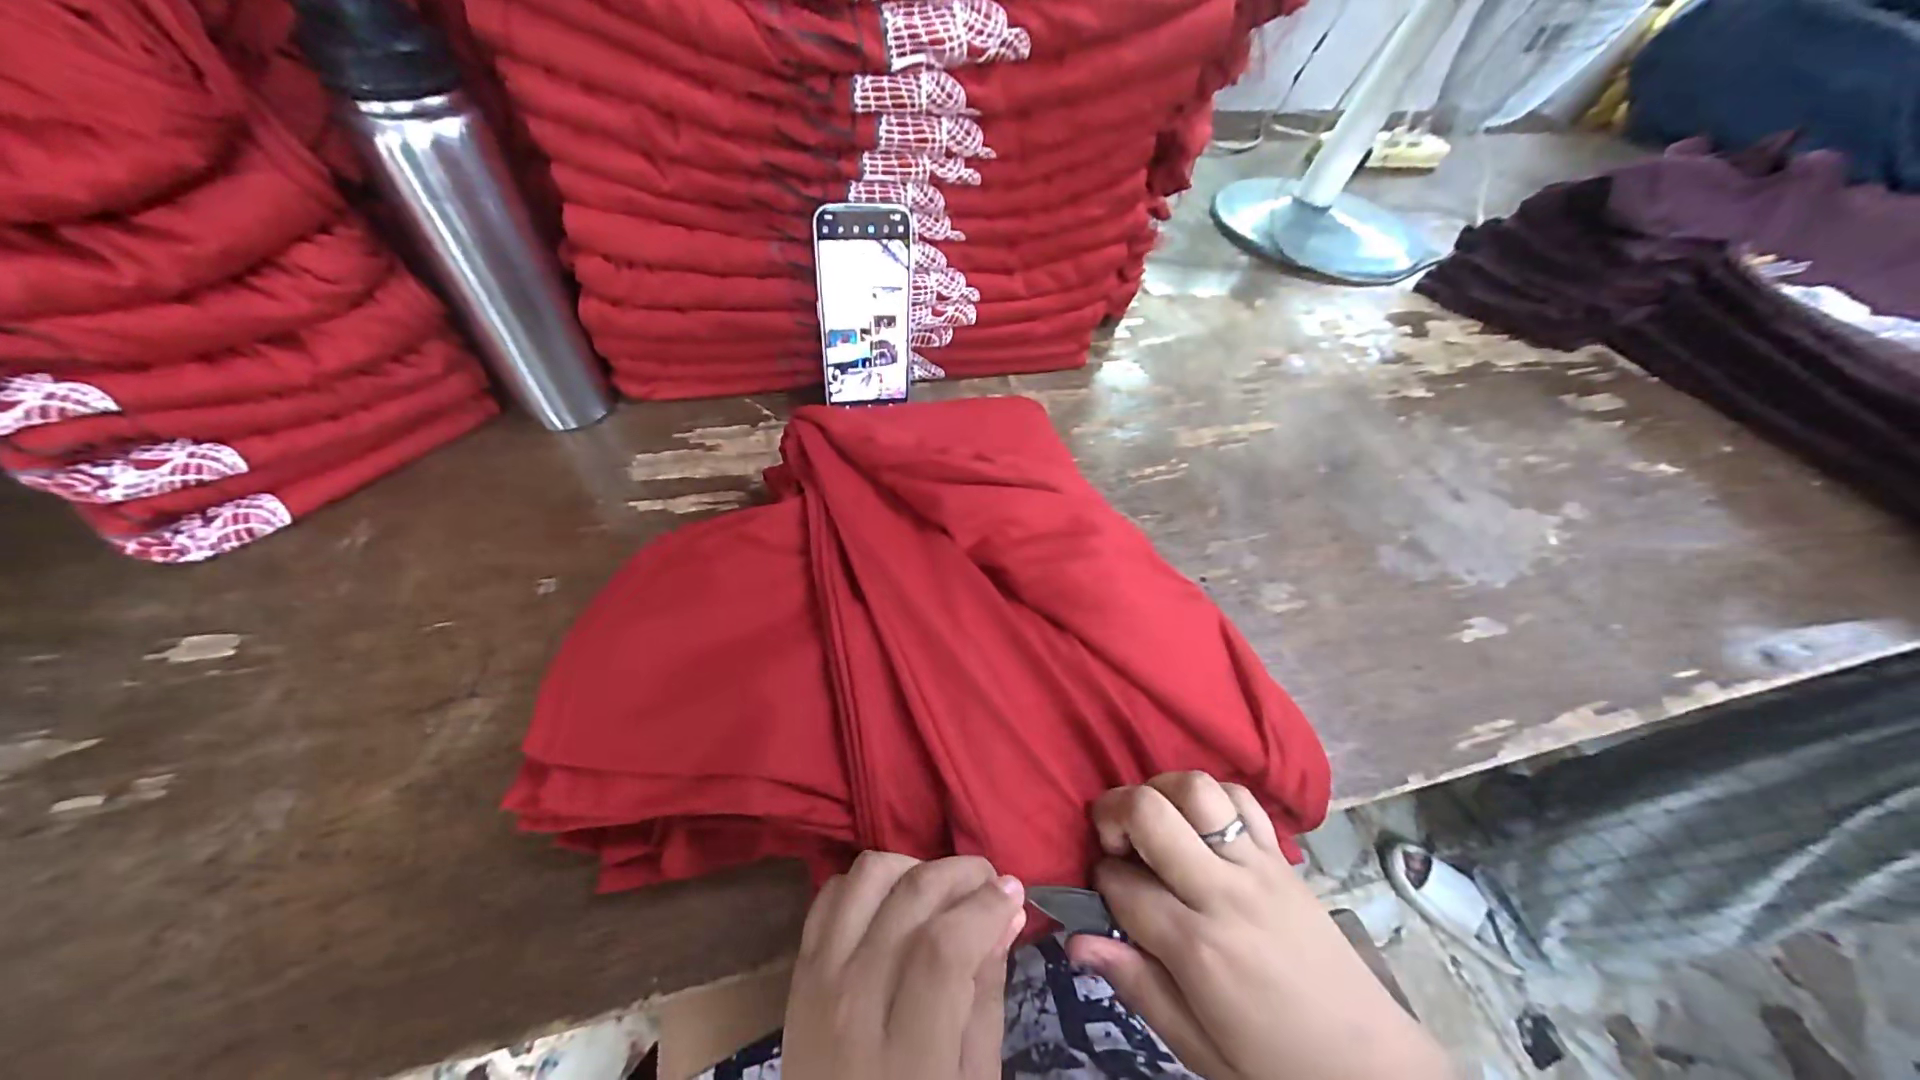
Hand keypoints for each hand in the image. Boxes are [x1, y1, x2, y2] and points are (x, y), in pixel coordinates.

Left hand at [782, 852, 1026, 1079]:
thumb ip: (987, 995)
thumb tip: (1007, 912)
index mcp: (903, 1054)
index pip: (944, 946)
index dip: (986, 907)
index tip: (1013, 895)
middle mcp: (852, 1002)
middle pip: (910, 898)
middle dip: (962, 875)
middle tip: (990, 885)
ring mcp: (817, 979)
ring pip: (868, 877)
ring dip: (914, 868)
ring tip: (942, 893)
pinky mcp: (799, 969)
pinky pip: (831, 894)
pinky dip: (868, 883)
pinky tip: (896, 904)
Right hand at [1064, 772, 1450, 1079]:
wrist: (1372, 1069)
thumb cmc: (1273, 1066)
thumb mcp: (1196, 1047)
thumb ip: (1135, 984)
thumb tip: (1075, 939)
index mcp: (1197, 947)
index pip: (1121, 882)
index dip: (1100, 882)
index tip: (1106, 898)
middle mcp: (1224, 892)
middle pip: (1149, 812)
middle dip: (1112, 813)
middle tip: (1113, 842)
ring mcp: (1259, 867)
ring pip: (1196, 788)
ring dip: (1159, 792)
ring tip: (1154, 823)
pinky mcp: (1283, 859)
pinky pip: (1242, 798)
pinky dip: (1211, 796)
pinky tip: (1201, 824)